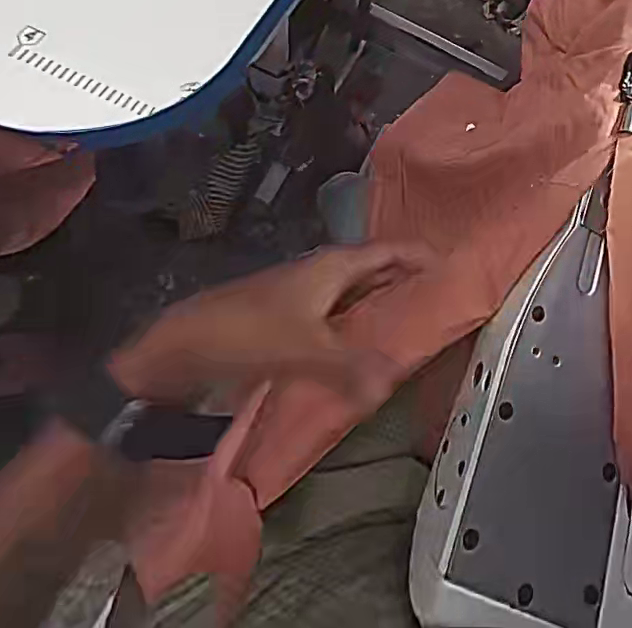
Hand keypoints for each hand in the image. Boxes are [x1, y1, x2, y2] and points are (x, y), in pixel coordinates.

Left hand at [107, 242, 431, 406]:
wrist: (181, 345)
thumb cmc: (247, 332)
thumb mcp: (305, 349)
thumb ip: (350, 366)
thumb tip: (392, 381)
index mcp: (335, 265)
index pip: (391, 250)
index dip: (420, 255)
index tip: (450, 263)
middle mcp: (325, 271)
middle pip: (377, 267)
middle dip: (406, 277)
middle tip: (438, 293)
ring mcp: (307, 290)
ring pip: (357, 289)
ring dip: (382, 299)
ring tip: (410, 317)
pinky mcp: (292, 312)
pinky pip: (340, 310)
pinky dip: (359, 319)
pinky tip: (364, 341)